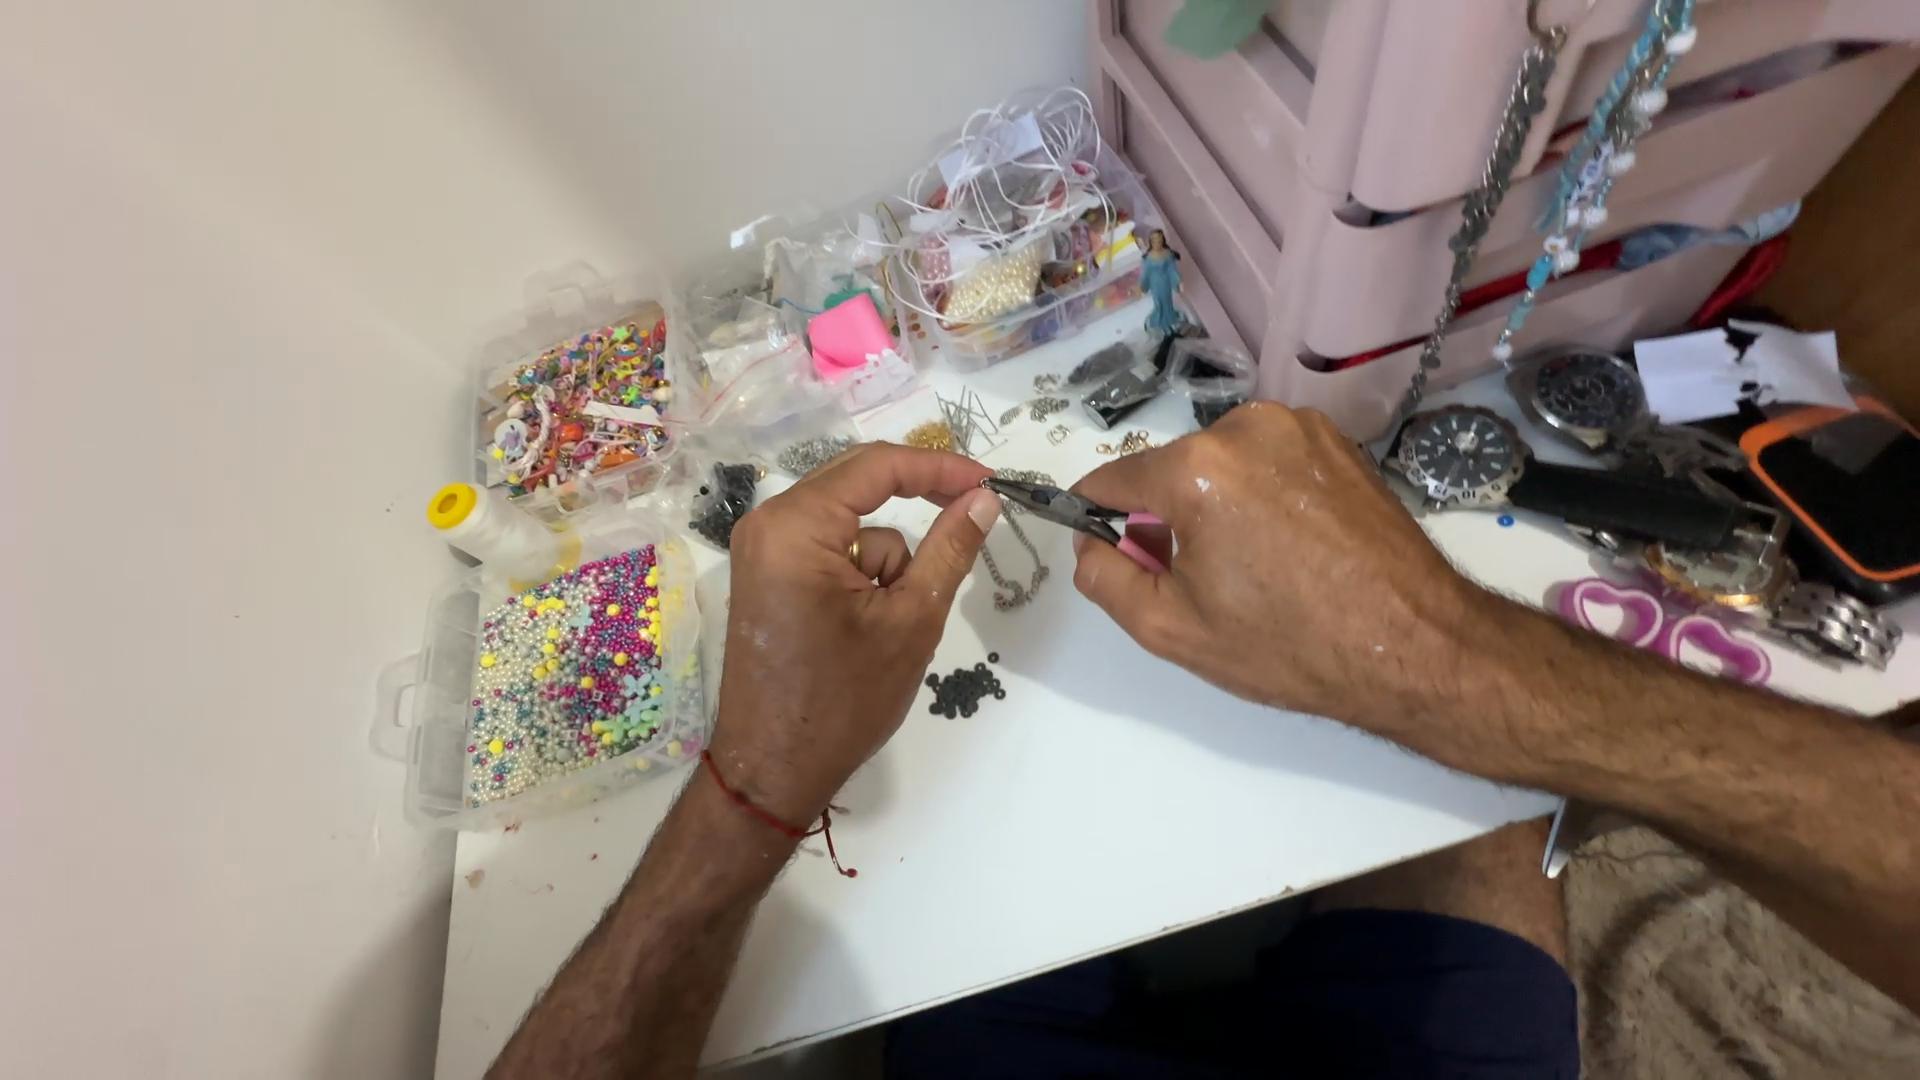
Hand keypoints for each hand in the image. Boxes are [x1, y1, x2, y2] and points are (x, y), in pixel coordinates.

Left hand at [707, 443, 999, 824]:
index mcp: (795, 526)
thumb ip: (951, 548)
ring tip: (894, 619)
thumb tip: (983, 499)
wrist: (773, 771)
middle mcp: (769, 524)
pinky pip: (832, 549)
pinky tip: (866, 626)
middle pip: (859, 485)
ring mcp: (764, 550)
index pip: (877, 466)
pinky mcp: (770, 575)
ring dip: (888, 559)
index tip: (989, 482)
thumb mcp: (912, 620)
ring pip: (853, 524)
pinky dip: (864, 574)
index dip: (940, 467)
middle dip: (917, 503)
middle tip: (971, 514)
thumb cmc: (843, 700)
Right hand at [1069, 403, 1487, 730]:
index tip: (1099, 541)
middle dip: (1162, 516)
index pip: (1114, 478)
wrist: (1416, 646)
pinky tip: (1284, 541)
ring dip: (1210, 502)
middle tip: (1195, 577)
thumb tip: (1091, 542)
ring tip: (1249, 562)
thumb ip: (1103, 579)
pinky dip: (1254, 491)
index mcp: (1198, 469)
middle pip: (1167, 470)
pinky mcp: (1334, 439)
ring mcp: (1297, 427)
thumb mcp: (1170, 628)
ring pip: (1215, 462)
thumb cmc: (1286, 644)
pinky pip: (1263, 459)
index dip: (1095, 512)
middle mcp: (1245, 428)